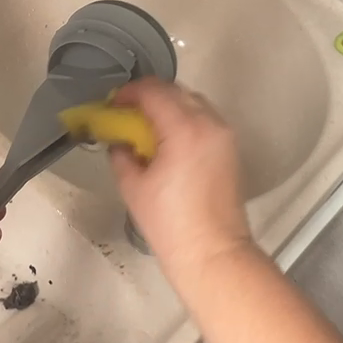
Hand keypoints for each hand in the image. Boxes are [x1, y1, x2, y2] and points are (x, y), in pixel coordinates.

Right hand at [108, 79, 254, 278]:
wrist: (213, 253)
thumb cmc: (170, 223)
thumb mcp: (132, 186)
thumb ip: (121, 153)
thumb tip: (119, 141)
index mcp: (183, 128)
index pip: (153, 91)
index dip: (128, 93)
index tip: (112, 104)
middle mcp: (208, 123)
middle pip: (174, 90)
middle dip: (148, 96)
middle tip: (126, 113)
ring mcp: (224, 134)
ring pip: (192, 101)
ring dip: (168, 105)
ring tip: (147, 126)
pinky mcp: (230, 147)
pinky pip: (204, 118)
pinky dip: (184, 118)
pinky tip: (168, 139)